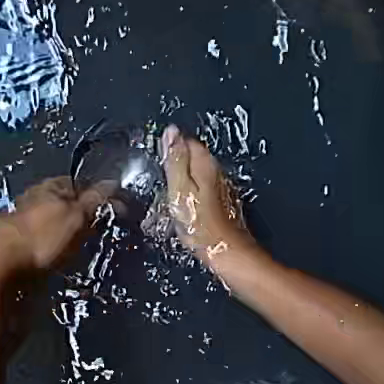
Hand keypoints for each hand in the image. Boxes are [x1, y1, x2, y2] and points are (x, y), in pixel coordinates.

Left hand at [0, 176, 115, 286]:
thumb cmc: (40, 239)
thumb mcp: (75, 217)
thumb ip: (94, 201)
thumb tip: (113, 183)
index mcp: (48, 186)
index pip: (81, 183)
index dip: (98, 196)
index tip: (113, 212)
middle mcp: (32, 199)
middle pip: (64, 204)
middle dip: (81, 216)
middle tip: (97, 233)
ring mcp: (20, 222)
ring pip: (51, 224)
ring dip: (65, 235)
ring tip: (78, 251)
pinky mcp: (12, 245)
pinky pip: (40, 243)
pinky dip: (51, 249)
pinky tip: (55, 260)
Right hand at [160, 124, 258, 268]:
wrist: (225, 251)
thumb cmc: (199, 223)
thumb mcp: (179, 189)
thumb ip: (175, 159)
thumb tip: (170, 132)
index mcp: (205, 163)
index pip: (185, 141)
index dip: (169, 151)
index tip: (158, 166)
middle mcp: (216, 170)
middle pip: (191, 157)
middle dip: (176, 166)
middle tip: (163, 185)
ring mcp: (220, 186)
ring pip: (196, 174)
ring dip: (183, 182)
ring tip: (171, 198)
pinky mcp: (221, 201)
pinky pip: (201, 189)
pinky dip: (191, 194)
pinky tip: (185, 208)